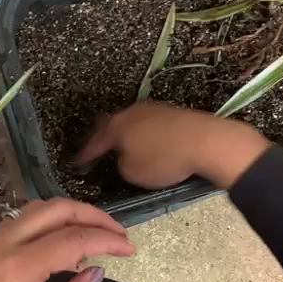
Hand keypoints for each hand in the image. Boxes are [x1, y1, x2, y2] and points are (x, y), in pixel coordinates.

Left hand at [0, 200, 134, 281]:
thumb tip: (94, 274)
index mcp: (17, 268)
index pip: (73, 239)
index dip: (107, 240)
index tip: (132, 251)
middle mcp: (1, 243)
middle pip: (55, 208)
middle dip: (92, 215)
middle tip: (119, 234)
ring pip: (36, 210)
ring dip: (69, 216)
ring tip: (95, 238)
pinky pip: (21, 222)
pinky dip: (48, 224)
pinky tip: (62, 246)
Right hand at [72, 101, 270, 189]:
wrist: (206, 141)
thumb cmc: (165, 159)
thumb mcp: (133, 172)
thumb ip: (121, 164)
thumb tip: (125, 158)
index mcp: (116, 126)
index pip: (94, 141)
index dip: (84, 154)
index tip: (75, 161)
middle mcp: (130, 113)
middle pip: (110, 124)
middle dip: (102, 137)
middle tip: (95, 148)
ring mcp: (152, 109)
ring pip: (130, 121)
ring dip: (124, 133)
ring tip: (121, 145)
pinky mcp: (171, 112)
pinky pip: (148, 123)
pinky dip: (143, 133)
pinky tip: (147, 141)